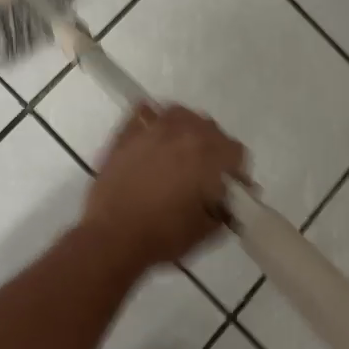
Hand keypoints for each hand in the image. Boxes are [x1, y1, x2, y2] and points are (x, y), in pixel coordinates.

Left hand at [81, 103, 248, 270]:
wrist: (112, 236)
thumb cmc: (163, 235)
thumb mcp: (207, 230)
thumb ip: (226, 210)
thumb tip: (230, 201)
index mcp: (208, 155)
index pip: (236, 151)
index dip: (236, 172)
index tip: (229, 188)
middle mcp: (183, 132)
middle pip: (210, 129)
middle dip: (213, 150)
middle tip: (205, 174)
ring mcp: (152, 128)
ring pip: (181, 115)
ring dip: (187, 130)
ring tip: (180, 153)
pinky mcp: (126, 132)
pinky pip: (146, 112)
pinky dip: (154, 120)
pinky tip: (153, 138)